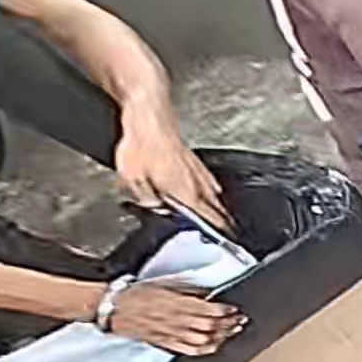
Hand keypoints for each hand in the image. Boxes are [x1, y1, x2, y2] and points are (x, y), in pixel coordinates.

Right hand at [105, 282, 244, 355]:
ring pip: (205, 339)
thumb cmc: (133, 294)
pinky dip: (206, 348)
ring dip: (222, 336)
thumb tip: (209, 293)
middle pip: (212, 325)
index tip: (236, 310)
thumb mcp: (164, 285)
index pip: (211, 310)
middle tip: (240, 321)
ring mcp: (171, 333)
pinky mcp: (164, 342)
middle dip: (230, 323)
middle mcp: (177, 320)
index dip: (227, 311)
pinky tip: (215, 345)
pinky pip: (191, 350)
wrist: (108, 306)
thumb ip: (189, 291)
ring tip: (232, 331)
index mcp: (177, 304)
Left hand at [114, 102, 232, 231]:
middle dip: (224, 223)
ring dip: (219, 208)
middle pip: (219, 211)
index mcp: (188, 196)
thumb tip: (155, 209)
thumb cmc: (141, 147)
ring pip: (217, 198)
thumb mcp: (133, 178)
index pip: (211, 220)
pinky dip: (213, 192)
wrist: (149, 120)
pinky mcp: (197, 163)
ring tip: (221, 216)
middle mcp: (200, 187)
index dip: (219, 233)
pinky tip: (212, 192)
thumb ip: (147, 199)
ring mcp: (201, 174)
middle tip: (228, 232)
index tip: (227, 241)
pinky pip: (211, 184)